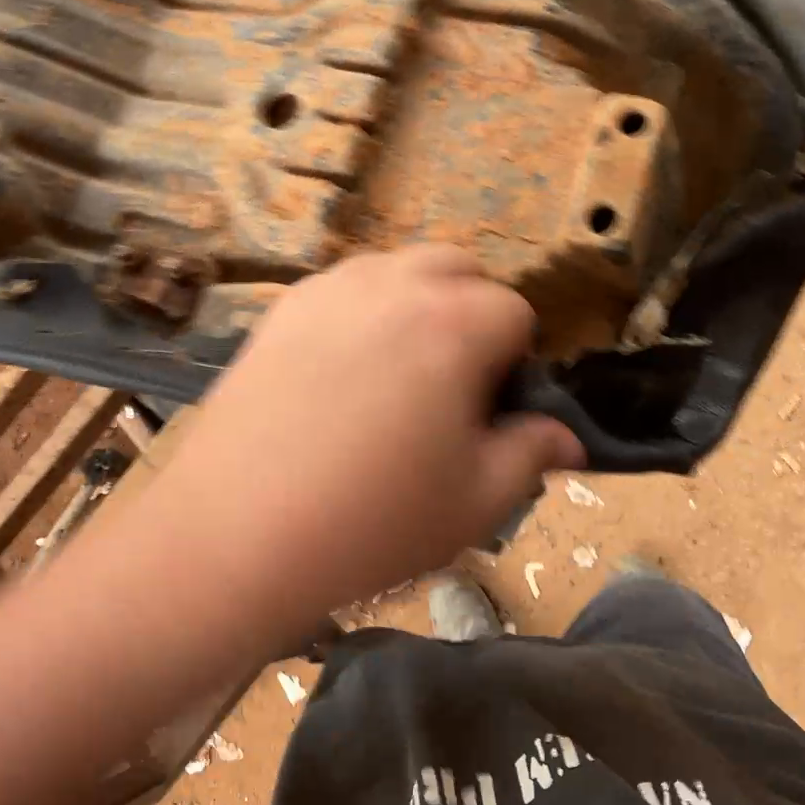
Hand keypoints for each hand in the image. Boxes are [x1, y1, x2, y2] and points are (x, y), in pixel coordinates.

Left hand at [150, 245, 583, 612]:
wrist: (235, 535)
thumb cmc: (373, 521)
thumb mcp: (476, 501)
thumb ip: (533, 454)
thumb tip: (569, 438)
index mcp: (456, 323)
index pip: (515, 312)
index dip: (514, 362)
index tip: (489, 412)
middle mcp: (395, 284)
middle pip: (459, 269)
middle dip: (472, 315)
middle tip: (449, 388)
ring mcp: (330, 289)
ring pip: (398, 270)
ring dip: (417, 306)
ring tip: (395, 378)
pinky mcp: (281, 308)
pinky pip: (343, 289)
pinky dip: (361, 314)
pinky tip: (338, 377)